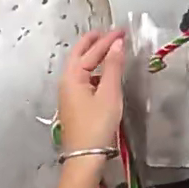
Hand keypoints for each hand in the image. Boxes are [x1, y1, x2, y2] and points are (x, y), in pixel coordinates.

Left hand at [57, 29, 126, 153]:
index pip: (91, 51)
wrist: (85, 156)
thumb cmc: (97, 125)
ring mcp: (68, 94)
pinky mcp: (74, 104)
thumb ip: (113, 67)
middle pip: (79, 55)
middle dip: (93, 42)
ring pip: (80, 67)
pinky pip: (83, 79)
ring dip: (93, 56)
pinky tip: (106, 75)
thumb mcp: (109, 93)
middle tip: (109, 33)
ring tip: (110, 49)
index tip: (121, 31)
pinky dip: (94, 70)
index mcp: (73, 76)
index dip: (107, 40)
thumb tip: (117, 44)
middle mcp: (66, 82)